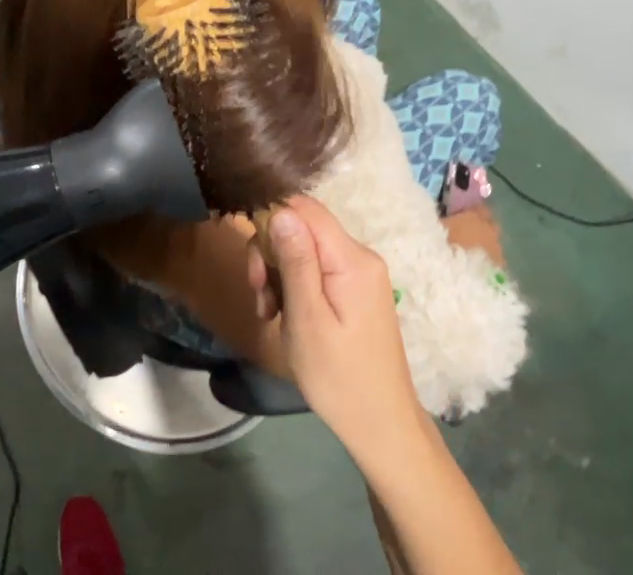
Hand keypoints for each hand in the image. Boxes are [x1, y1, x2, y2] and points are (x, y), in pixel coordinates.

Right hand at [247, 197, 427, 458]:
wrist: (379, 424)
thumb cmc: (338, 375)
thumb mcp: (307, 318)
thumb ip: (296, 262)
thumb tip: (281, 211)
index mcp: (352, 260)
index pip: (305, 208)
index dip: (271, 218)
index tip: (252, 256)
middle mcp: (359, 257)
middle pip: (301, 227)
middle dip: (269, 253)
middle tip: (258, 295)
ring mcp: (358, 275)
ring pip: (301, 250)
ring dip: (275, 274)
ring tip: (267, 312)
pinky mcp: (353, 292)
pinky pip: (313, 271)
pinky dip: (290, 287)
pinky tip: (280, 315)